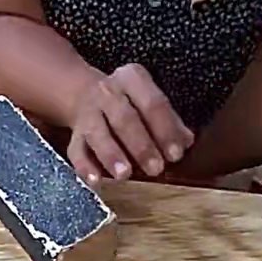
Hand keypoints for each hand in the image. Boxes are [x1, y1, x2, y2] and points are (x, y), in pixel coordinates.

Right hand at [67, 63, 195, 183]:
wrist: (86, 94)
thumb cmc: (131, 105)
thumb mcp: (152, 105)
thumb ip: (172, 124)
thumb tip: (186, 142)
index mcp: (132, 80)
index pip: (152, 103)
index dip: (165, 130)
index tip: (176, 154)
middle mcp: (108, 92)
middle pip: (124, 118)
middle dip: (141, 145)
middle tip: (156, 168)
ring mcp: (88, 113)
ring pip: (98, 132)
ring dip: (111, 154)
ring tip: (124, 175)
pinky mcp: (75, 134)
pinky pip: (77, 150)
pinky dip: (85, 166)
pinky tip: (95, 180)